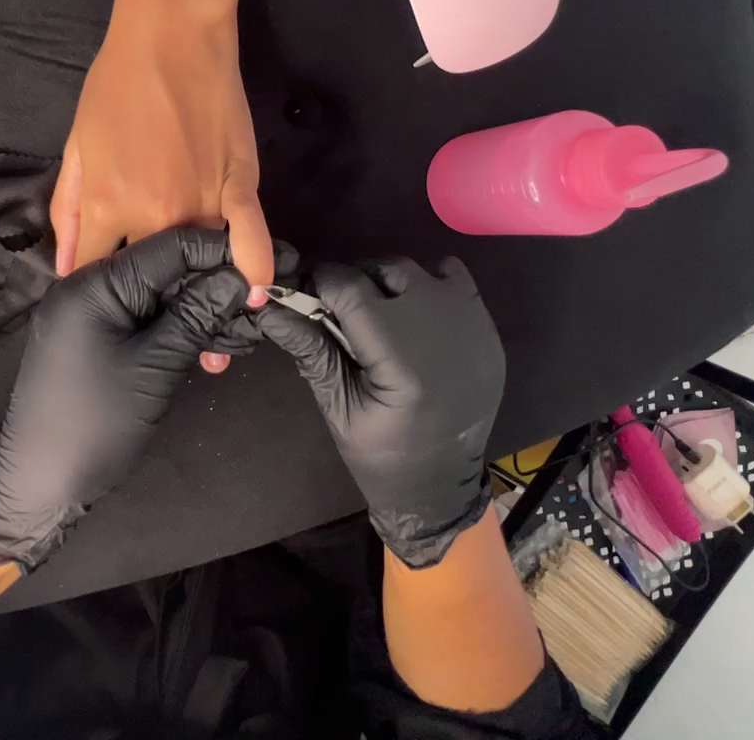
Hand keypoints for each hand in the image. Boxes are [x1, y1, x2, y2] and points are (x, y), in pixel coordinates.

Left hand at [0, 227, 256, 569]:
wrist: (40, 482)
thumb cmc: (95, 423)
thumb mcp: (154, 366)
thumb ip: (197, 315)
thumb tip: (243, 279)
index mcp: (96, 283)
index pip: (170, 247)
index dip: (222, 254)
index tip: (268, 267)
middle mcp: (92, 286)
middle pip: (167, 269)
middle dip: (216, 285)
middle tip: (264, 302)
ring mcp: (94, 313)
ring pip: (162, 298)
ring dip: (204, 312)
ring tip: (248, 332)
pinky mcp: (100, 337)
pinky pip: (147, 321)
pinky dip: (181, 331)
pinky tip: (217, 346)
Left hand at [51, 0, 275, 372]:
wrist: (170, 36)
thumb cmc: (115, 86)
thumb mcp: (76, 146)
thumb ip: (69, 209)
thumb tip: (65, 265)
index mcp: (106, 205)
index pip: (97, 273)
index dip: (102, 302)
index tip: (111, 326)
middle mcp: (152, 214)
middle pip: (153, 282)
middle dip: (156, 317)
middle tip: (164, 348)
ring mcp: (201, 202)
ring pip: (201, 268)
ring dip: (204, 306)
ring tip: (211, 342)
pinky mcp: (240, 186)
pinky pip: (249, 238)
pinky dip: (252, 268)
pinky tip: (254, 296)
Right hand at [259, 258, 504, 567]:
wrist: (440, 484)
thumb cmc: (381, 454)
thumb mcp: (337, 407)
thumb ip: (309, 349)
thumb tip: (267, 307)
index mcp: (401, 362)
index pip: (350, 289)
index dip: (319, 284)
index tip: (304, 297)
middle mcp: (442, 333)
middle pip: (385, 270)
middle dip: (353, 282)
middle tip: (338, 311)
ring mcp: (472, 327)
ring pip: (417, 269)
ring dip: (387, 281)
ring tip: (375, 313)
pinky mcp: (486, 329)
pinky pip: (453, 277)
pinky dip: (427, 284)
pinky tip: (413, 314)